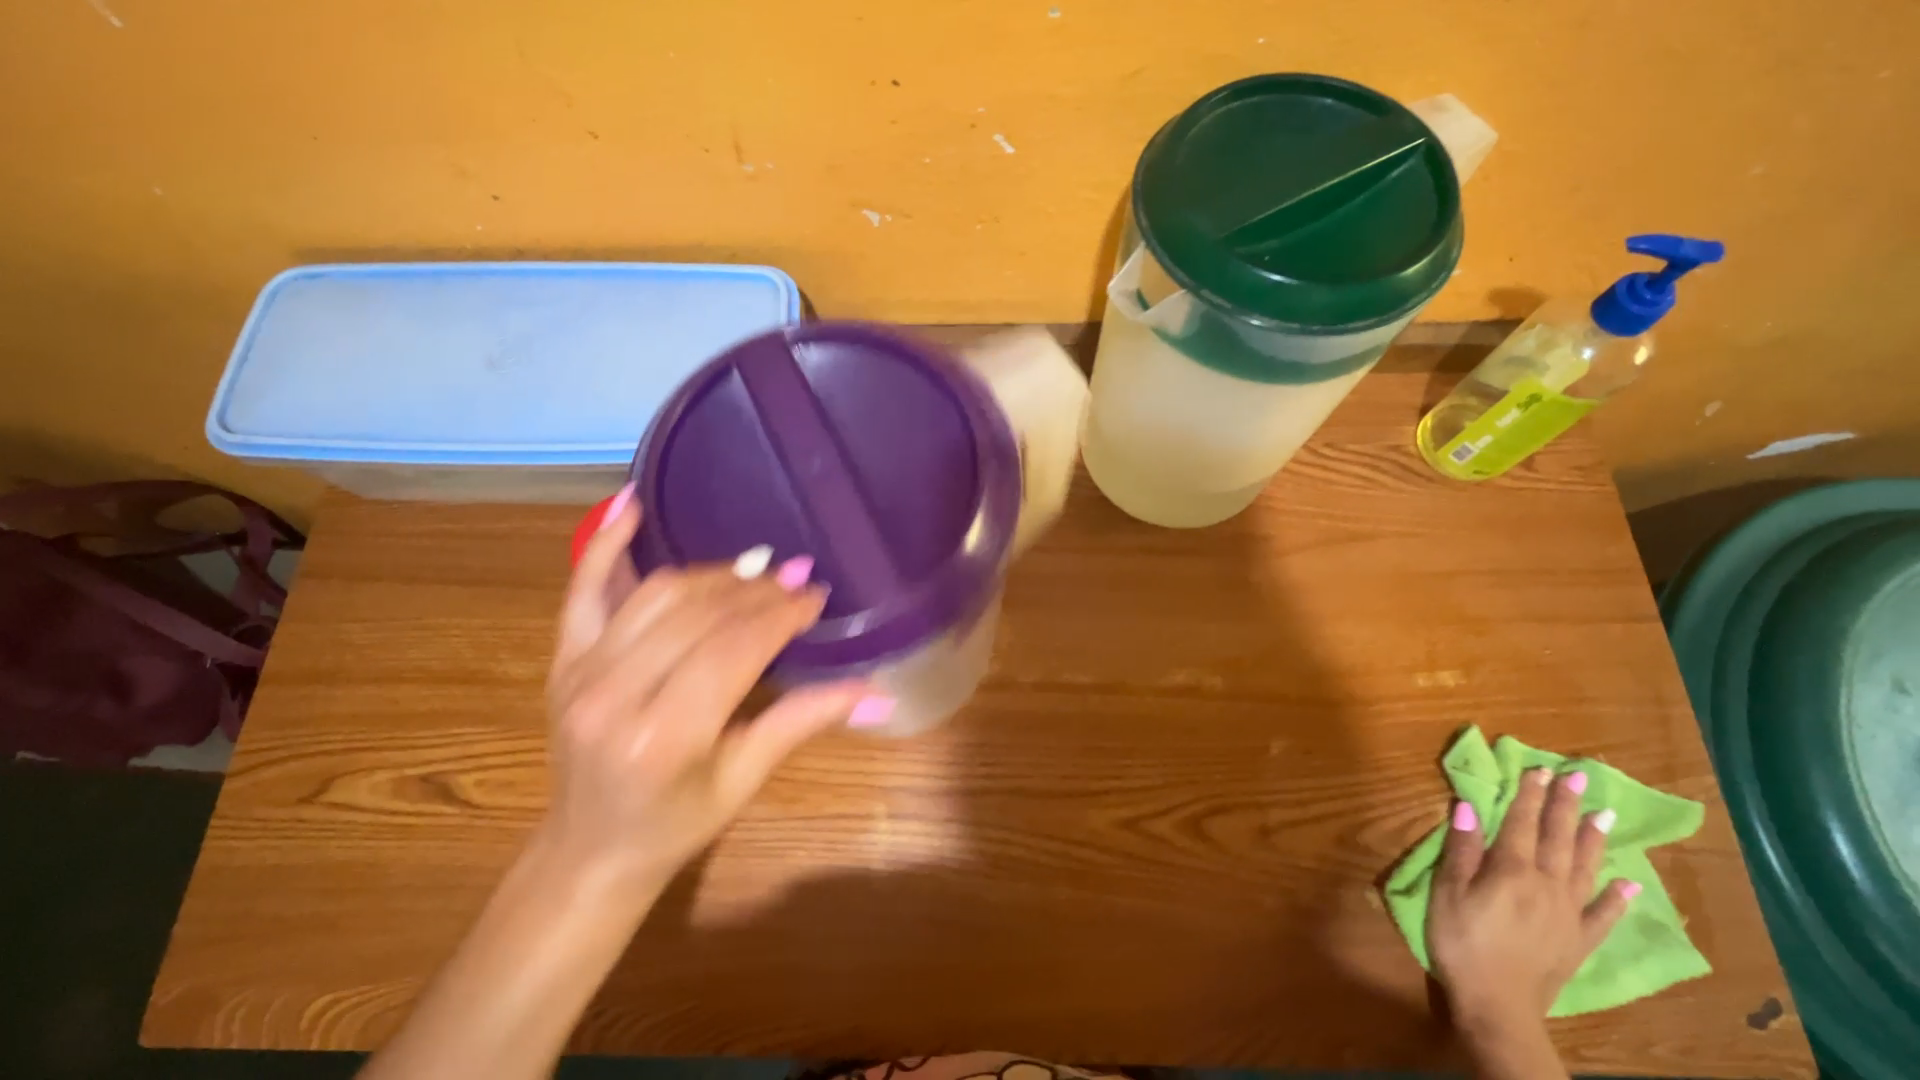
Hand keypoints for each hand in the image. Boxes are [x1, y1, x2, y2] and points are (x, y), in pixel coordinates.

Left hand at [539, 486, 878, 894]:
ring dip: (713, 574)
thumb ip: (804, 722)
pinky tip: (633, 502)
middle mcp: (617, 694)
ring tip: (757, 567)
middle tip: (798, 578)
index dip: (781, 615)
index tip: (816, 594)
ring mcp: (581, 671)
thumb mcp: (745, 780)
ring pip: (658, 595)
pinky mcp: (563, 658)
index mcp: (666, 736)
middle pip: (700, 616)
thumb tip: (881, 695)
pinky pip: (584, 588)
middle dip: (757, 591)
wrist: (589, 850)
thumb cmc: (675, 824)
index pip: (735, 650)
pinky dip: (606, 543)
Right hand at [1428, 767, 1638, 1038]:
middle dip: (1565, 805)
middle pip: (1557, 838)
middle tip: (1578, 776)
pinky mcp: (1578, 940)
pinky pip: (1602, 915)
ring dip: (1592, 839)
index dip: (1529, 795)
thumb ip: (1461, 849)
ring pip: (1583, 868)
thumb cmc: (1462, 942)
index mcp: (1510, 869)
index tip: (1539, 769)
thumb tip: (1469, 807)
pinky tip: (1628, 885)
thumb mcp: (1447, 892)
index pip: (1521, 823)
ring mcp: (1568, 913)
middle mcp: (1546, 884)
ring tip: (1603, 814)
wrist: (1497, 1004)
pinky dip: (1616, 899)